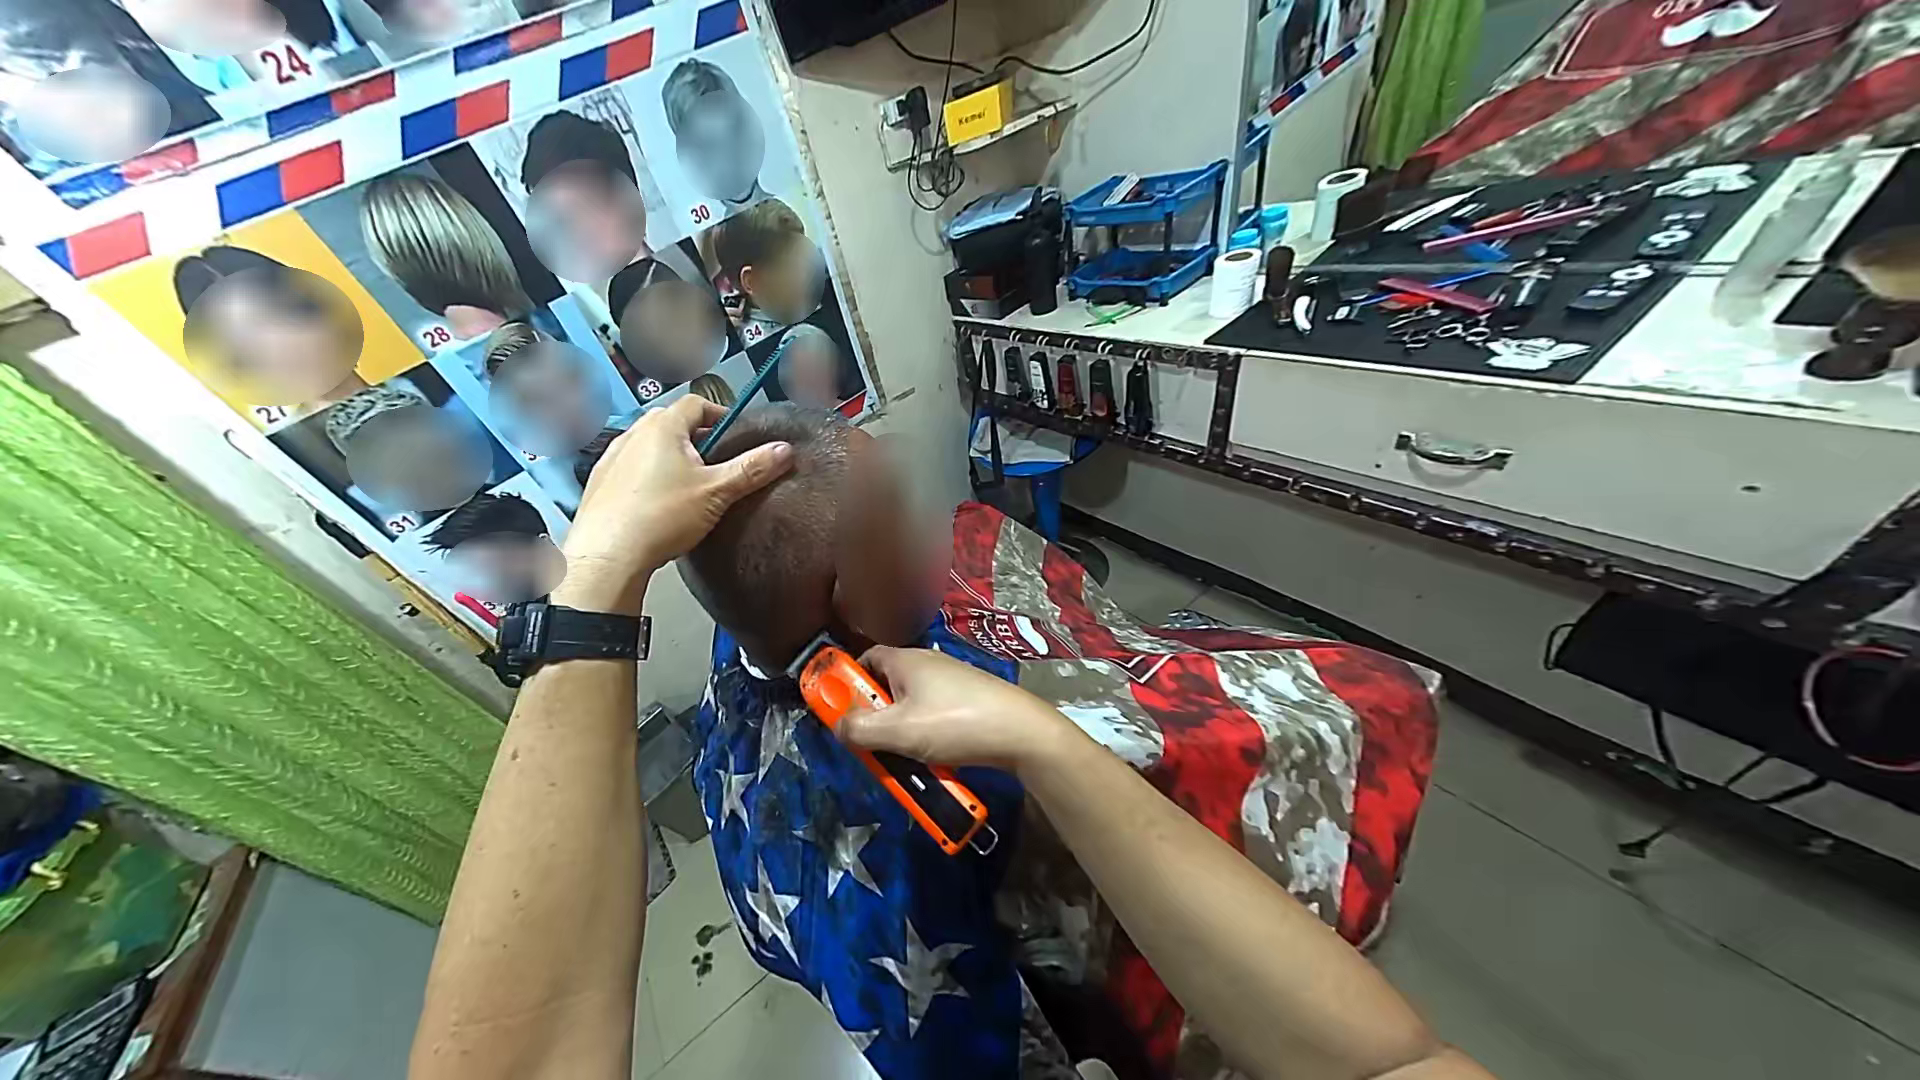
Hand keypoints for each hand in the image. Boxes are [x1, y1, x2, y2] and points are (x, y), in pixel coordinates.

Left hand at [554, 397, 792, 614]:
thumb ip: (753, 468)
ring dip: (672, 456)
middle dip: (698, 437)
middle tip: (718, 462)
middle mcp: (633, 434)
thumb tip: (784, 450)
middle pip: (673, 422)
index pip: (697, 403)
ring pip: (651, 445)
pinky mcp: (601, 482)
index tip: (736, 434)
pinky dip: (650, 475)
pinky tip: (661, 502)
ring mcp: (612, 457)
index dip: (721, 415)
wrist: (608, 556)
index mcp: (662, 427)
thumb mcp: (718, 492)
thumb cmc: (660, 517)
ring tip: (691, 484)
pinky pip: (632, 467)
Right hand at [836, 647, 1082, 773]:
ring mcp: (951, 681)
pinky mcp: (969, 699)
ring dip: (901, 731)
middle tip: (871, 745)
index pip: (866, 658)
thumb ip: (859, 729)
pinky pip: (934, 714)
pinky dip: (925, 734)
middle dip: (875, 715)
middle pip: (887, 685)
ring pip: (911, 705)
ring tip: (903, 758)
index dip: (848, 681)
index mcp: (906, 660)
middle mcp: (928, 663)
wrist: (1021, 732)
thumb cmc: (954, 723)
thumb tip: (836, 726)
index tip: (841, 710)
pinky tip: (932, 757)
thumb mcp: (898, 731)